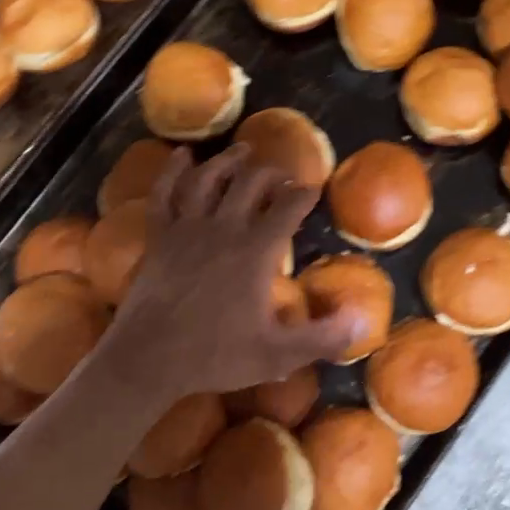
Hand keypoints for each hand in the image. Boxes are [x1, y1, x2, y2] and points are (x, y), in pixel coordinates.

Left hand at [102, 144, 357, 402]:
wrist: (149, 358)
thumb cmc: (215, 356)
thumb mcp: (278, 355)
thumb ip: (323, 337)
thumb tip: (361, 317)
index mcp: (256, 251)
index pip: (288, 208)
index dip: (304, 194)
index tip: (313, 189)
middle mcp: (224, 228)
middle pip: (251, 183)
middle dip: (272, 173)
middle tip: (284, 175)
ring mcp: (187, 228)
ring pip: (208, 178)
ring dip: (229, 161)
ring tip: (244, 151)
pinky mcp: (159, 236)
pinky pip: (165, 193)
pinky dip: (173, 170)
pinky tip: (182, 155)